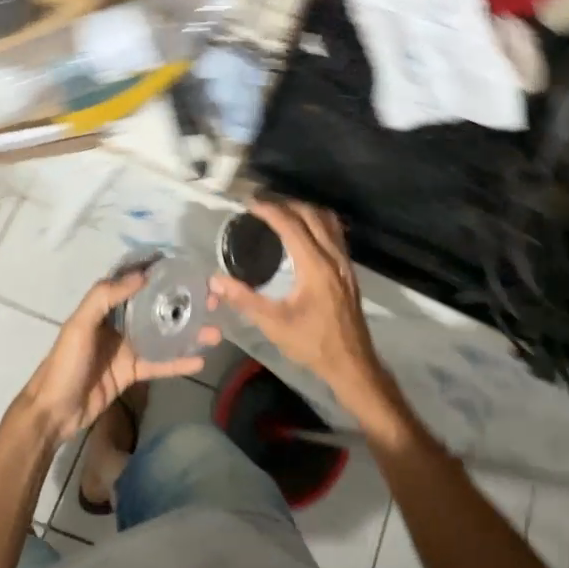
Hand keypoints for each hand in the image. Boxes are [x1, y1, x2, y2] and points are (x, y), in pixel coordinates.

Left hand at [18, 270, 218, 440]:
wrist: (53, 413)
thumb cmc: (64, 364)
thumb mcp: (79, 325)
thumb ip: (105, 297)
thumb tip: (141, 275)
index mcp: (104, 308)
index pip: (134, 283)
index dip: (157, 274)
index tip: (185, 267)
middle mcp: (118, 323)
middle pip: (155, 308)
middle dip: (181, 303)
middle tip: (210, 299)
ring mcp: (127, 349)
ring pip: (163, 336)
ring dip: (187, 333)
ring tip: (215, 330)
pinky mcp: (132, 373)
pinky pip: (159, 363)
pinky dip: (178, 362)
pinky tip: (200, 360)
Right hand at [210, 200, 393, 421]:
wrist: (352, 363)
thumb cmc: (312, 344)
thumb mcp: (274, 325)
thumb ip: (244, 300)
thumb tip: (216, 281)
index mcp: (315, 266)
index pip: (291, 225)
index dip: (269, 210)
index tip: (249, 204)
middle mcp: (333, 257)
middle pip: (311, 214)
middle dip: (286, 204)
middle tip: (261, 205)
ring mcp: (344, 262)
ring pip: (327, 220)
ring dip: (304, 210)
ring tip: (281, 212)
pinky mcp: (348, 269)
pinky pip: (335, 232)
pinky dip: (317, 222)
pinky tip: (303, 231)